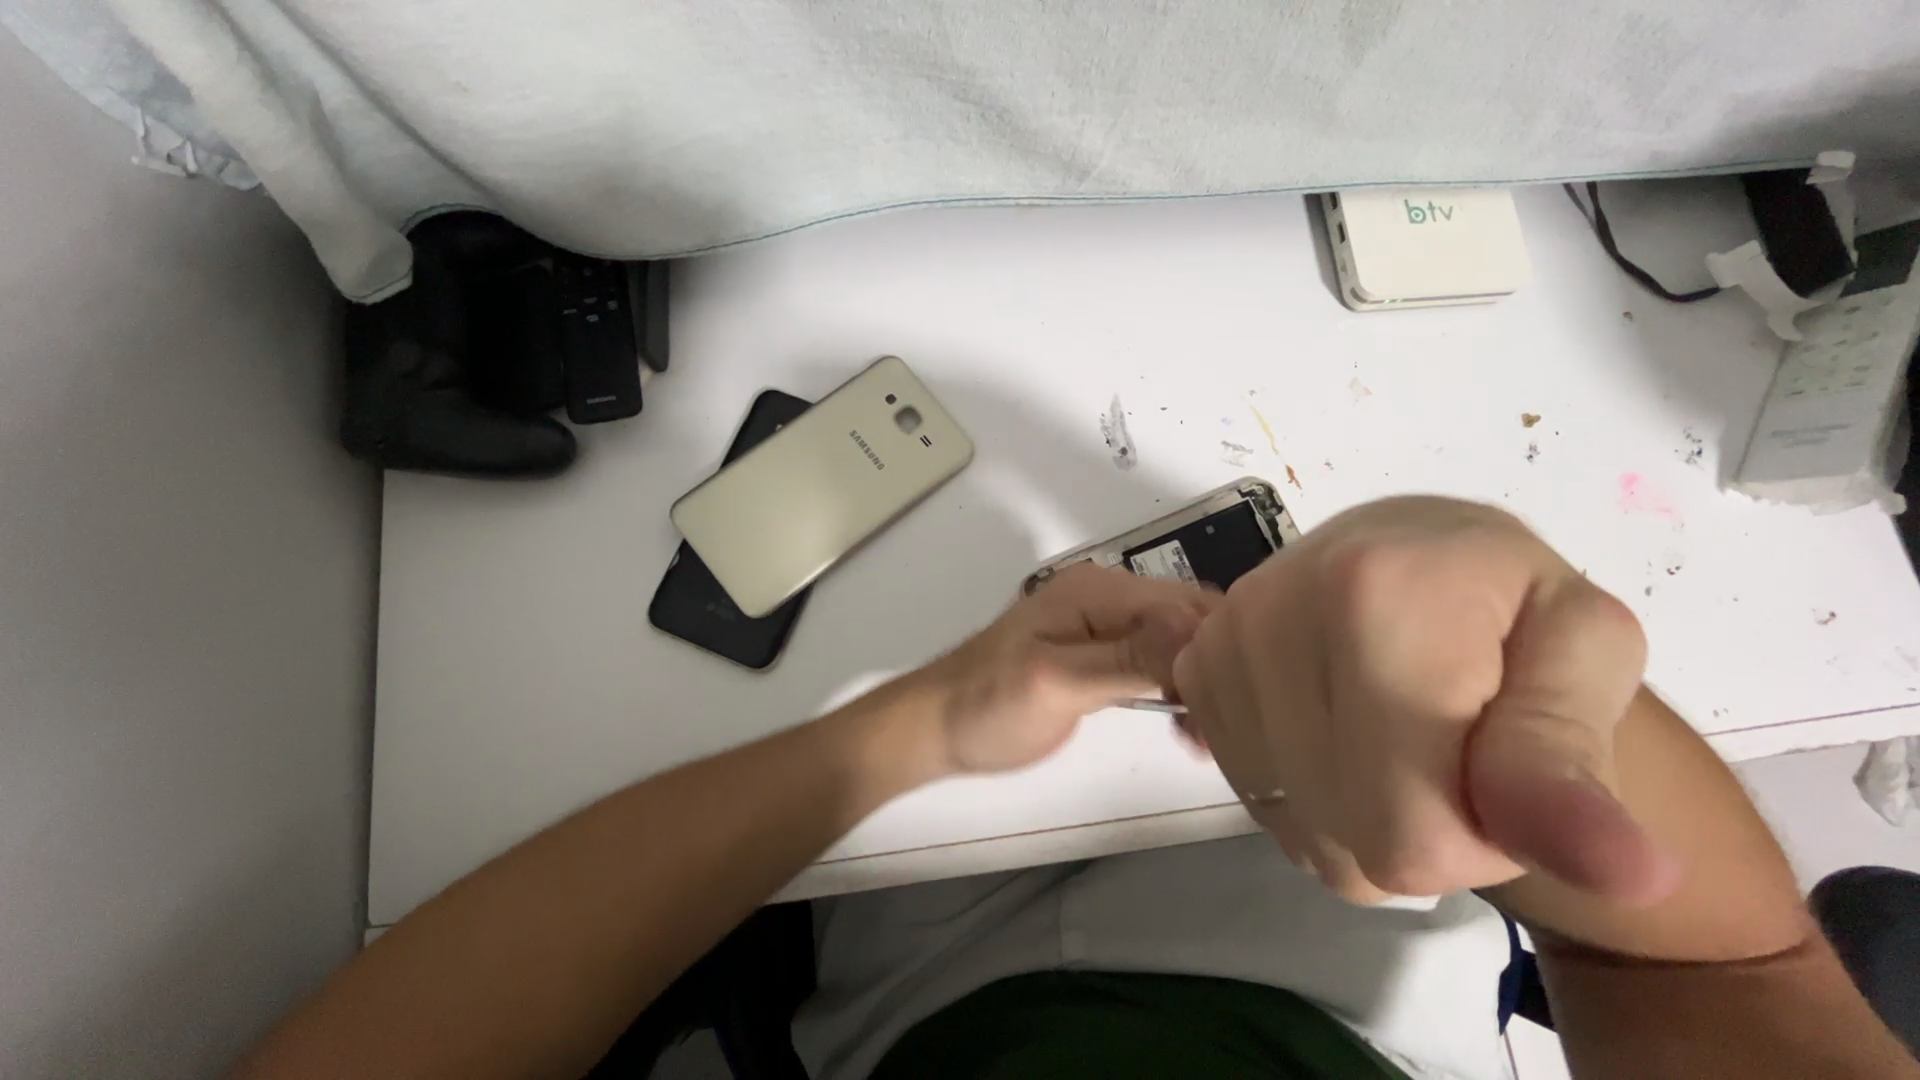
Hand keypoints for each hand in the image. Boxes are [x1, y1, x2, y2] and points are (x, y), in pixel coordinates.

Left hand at [918, 563, 1217, 774]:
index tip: (1240, 698)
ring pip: (1177, 644)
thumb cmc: (988, 704)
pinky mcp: (1099, 656)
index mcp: (1099, 592)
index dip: (1221, 646)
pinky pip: (1154, 662)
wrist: (938, 725)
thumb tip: (1199, 635)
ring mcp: (1102, 627)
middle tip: (1227, 727)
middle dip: (1217, 667)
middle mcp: (1107, 599)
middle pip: (1188, 621)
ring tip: (1210, 737)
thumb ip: (1127, 658)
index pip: (1187, 604)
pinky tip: (1187, 728)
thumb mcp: (1057, 682)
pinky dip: (1176, 691)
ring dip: (1200, 684)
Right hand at [1151, 496, 1678, 905]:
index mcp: (1369, 599)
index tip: (1502, 774)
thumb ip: (1575, 763)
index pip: (1406, 834)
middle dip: (1414, 826)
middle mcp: (1265, 618)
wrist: (1406, 554)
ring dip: (1359, 814)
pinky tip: (1337, 736)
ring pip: (1297, 827)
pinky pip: (1258, 800)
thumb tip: (1625, 874)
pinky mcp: (1193, 672)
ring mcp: (1217, 648)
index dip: (1472, 840)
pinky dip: (1306, 795)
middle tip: (1450, 752)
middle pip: (1344, 838)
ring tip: (1392, 740)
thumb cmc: (1506, 604)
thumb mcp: (1584, 656)